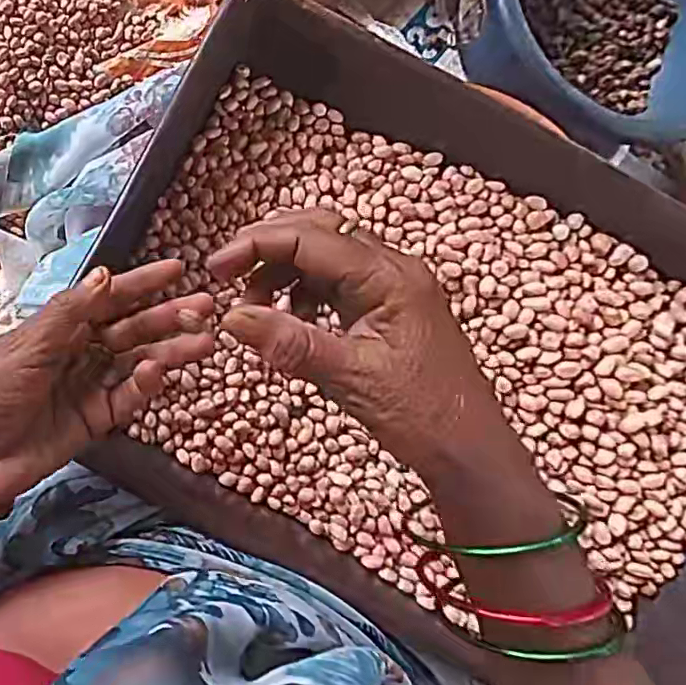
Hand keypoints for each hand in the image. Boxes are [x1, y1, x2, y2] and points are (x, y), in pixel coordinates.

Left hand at [0, 260, 215, 505]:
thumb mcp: (24, 346)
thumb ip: (68, 314)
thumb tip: (105, 275)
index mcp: (56, 328)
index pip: (106, 299)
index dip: (140, 283)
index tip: (176, 269)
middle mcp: (76, 353)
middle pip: (129, 330)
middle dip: (166, 317)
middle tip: (205, 306)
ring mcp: (87, 387)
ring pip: (135, 362)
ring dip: (169, 352)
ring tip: (204, 341)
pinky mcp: (94, 420)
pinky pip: (125, 398)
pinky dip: (144, 386)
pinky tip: (159, 372)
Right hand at [206, 210, 506, 475]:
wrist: (468, 452)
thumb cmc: (423, 416)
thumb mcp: (350, 378)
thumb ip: (290, 343)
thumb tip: (233, 318)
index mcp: (390, 277)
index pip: (311, 238)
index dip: (257, 245)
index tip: (216, 268)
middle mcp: (391, 271)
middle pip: (317, 232)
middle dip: (265, 248)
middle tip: (226, 276)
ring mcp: (387, 288)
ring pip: (319, 256)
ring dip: (278, 273)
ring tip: (254, 309)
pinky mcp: (380, 308)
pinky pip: (328, 283)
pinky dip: (296, 293)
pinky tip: (286, 320)